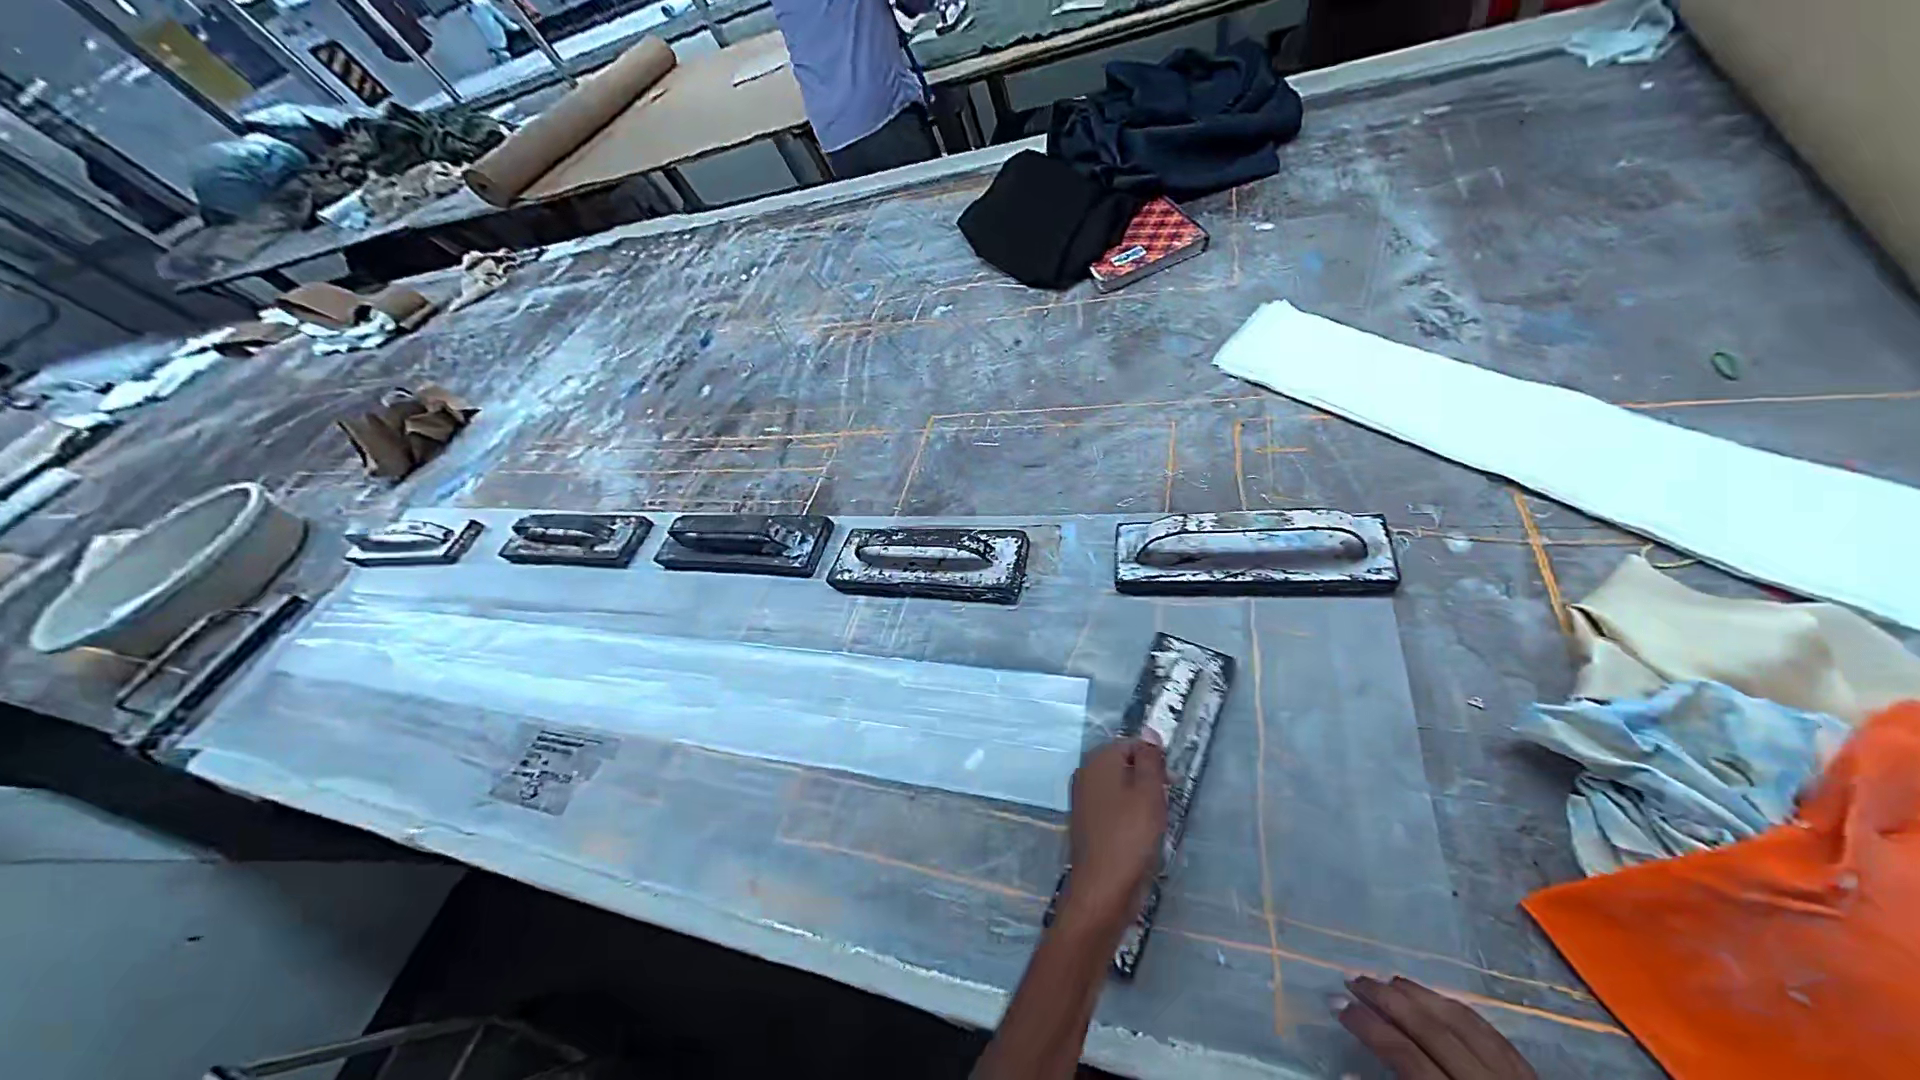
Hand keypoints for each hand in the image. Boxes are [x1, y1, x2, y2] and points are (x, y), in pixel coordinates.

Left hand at [1062, 738, 1167, 931]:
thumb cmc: (1130, 835)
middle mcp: (1085, 773)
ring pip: (1120, 787)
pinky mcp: (1087, 821)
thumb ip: (1149, 759)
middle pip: (1124, 764)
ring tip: (1155, 821)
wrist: (1103, 887)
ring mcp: (1083, 798)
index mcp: (1097, 760)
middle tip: (1165, 803)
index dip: (1154, 761)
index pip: (1132, 744)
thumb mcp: (1149, 791)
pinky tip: (1141, 834)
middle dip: (1148, 780)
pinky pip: (1113, 807)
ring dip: (1140, 799)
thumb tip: (1149, 730)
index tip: (1170, 784)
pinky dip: (1128, 815)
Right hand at [1335, 976, 1537, 1079]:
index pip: (1405, 1056)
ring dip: (1420, 995)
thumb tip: (1347, 1073)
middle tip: (1354, 978)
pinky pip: (1491, 1032)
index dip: (1368, 1027)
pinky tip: (1436, 999)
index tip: (1338, 1005)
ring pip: (1461, 1022)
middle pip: (1430, 1029)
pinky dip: (1456, 1009)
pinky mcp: (1533, 1078)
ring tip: (1388, 980)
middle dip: (1387, 999)